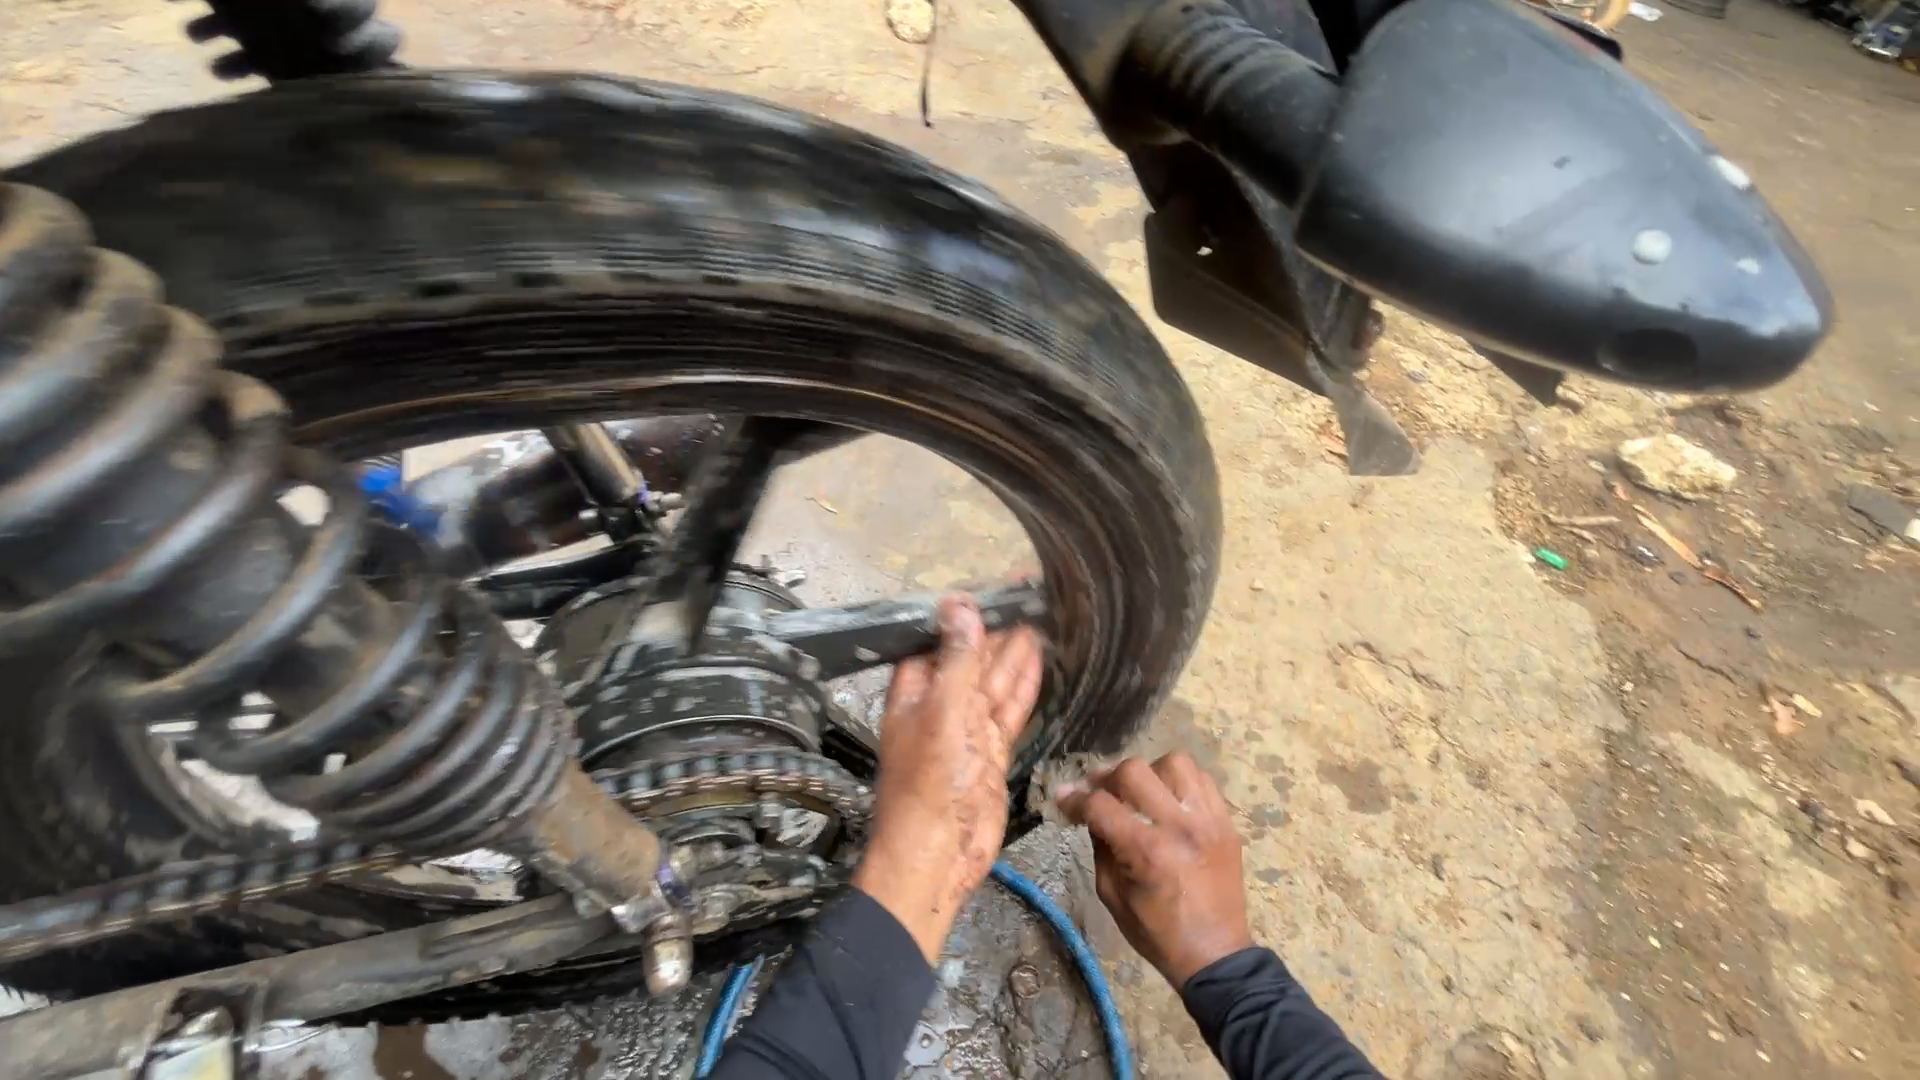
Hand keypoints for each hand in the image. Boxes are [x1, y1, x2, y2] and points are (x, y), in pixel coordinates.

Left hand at [853, 594, 1043, 962]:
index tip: (996, 587)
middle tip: (1029, 594)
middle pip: (972, 656)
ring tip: (1039, 616)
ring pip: (994, 681)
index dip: (966, 613)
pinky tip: (1037, 660)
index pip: (941, 639)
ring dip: (1015, 652)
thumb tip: (960, 604)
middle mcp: (940, 704)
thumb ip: (958, 658)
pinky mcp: (990, 751)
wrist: (937, 856)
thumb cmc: (931, 783)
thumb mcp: (944, 712)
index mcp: (915, 690)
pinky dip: (1022, 686)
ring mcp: (966, 728)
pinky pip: (1008, 710)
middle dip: (997, 628)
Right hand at [1057, 753, 1253, 987]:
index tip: (1063, 798)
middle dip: (1108, 779)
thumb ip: (1101, 845)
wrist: (1215, 955)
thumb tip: (1090, 810)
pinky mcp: (1226, 822)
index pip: (1100, 805)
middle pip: (1134, 771)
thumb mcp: (1112, 894)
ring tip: (1141, 793)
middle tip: (1100, 793)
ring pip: (1173, 763)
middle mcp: (1178, 826)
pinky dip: (1179, 781)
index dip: (1074, 799)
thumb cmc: (1157, 932)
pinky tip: (1168, 798)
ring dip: (1149, 773)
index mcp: (1146, 851)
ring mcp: (1207, 820)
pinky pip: (1202, 779)